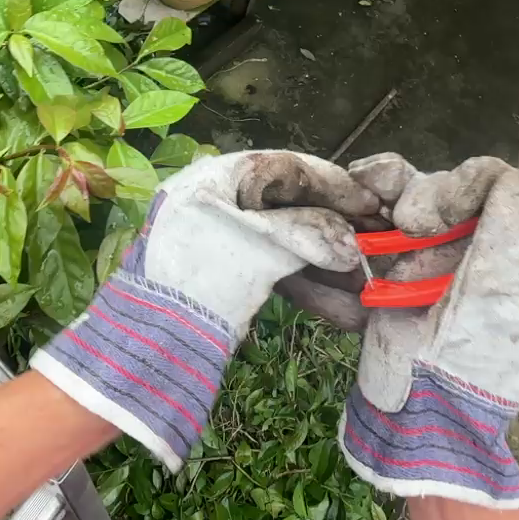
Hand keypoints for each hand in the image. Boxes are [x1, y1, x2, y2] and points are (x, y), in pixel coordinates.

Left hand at [31, 150, 376, 468]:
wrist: (140, 352)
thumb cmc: (195, 281)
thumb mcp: (255, 249)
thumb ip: (306, 234)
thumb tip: (351, 241)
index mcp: (217, 177)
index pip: (285, 168)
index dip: (332, 184)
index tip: (371, 202)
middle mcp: (219, 200)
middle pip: (290, 205)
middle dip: (336, 231)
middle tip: (377, 246)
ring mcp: (222, 238)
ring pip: (286, 243)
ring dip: (329, 267)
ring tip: (369, 288)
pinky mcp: (225, 274)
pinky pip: (274, 271)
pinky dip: (307, 289)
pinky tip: (345, 312)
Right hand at [336, 89, 518, 508]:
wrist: (411, 398)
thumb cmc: (474, 351)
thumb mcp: (513, 287)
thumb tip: (506, 171)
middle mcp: (495, 237)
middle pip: (479, 175)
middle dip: (450, 188)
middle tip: (420, 223)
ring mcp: (446, 241)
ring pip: (426, 181)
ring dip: (403, 191)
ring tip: (390, 225)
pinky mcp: (400, 245)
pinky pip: (386, 195)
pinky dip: (371, 189)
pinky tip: (362, 202)